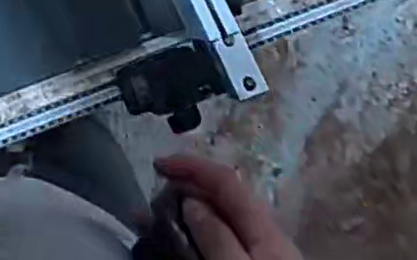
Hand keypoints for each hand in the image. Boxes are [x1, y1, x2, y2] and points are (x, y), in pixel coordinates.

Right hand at [149, 156, 302, 259]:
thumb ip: (216, 238)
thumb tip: (192, 202)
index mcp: (267, 234)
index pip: (226, 181)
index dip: (191, 165)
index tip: (157, 165)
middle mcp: (266, 244)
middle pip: (222, 202)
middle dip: (183, 193)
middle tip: (150, 202)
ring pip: (219, 228)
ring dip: (184, 220)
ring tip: (151, 226)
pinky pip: (220, 251)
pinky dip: (194, 244)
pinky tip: (174, 250)